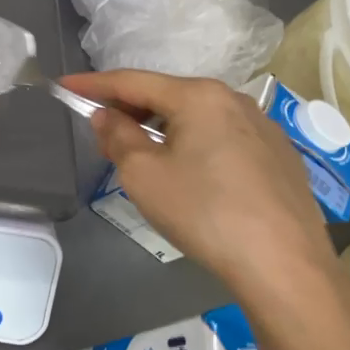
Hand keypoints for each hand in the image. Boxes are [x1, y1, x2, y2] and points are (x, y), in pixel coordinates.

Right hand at [62, 70, 342, 302]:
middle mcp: (234, 101)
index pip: (131, 81)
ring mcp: (264, 129)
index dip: (92, 84)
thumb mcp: (142, 174)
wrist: (286, 268)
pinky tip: (190, 175)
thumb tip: (106, 115)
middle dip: (130, 109)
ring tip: (142, 156)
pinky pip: (223, 138)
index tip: (63, 85)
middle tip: (101, 132)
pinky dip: (194, 145)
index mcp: (198, 96)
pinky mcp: (281, 158)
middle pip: (167, 96)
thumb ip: (117, 136)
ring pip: (197, 118)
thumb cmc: (204, 213)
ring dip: (163, 129)